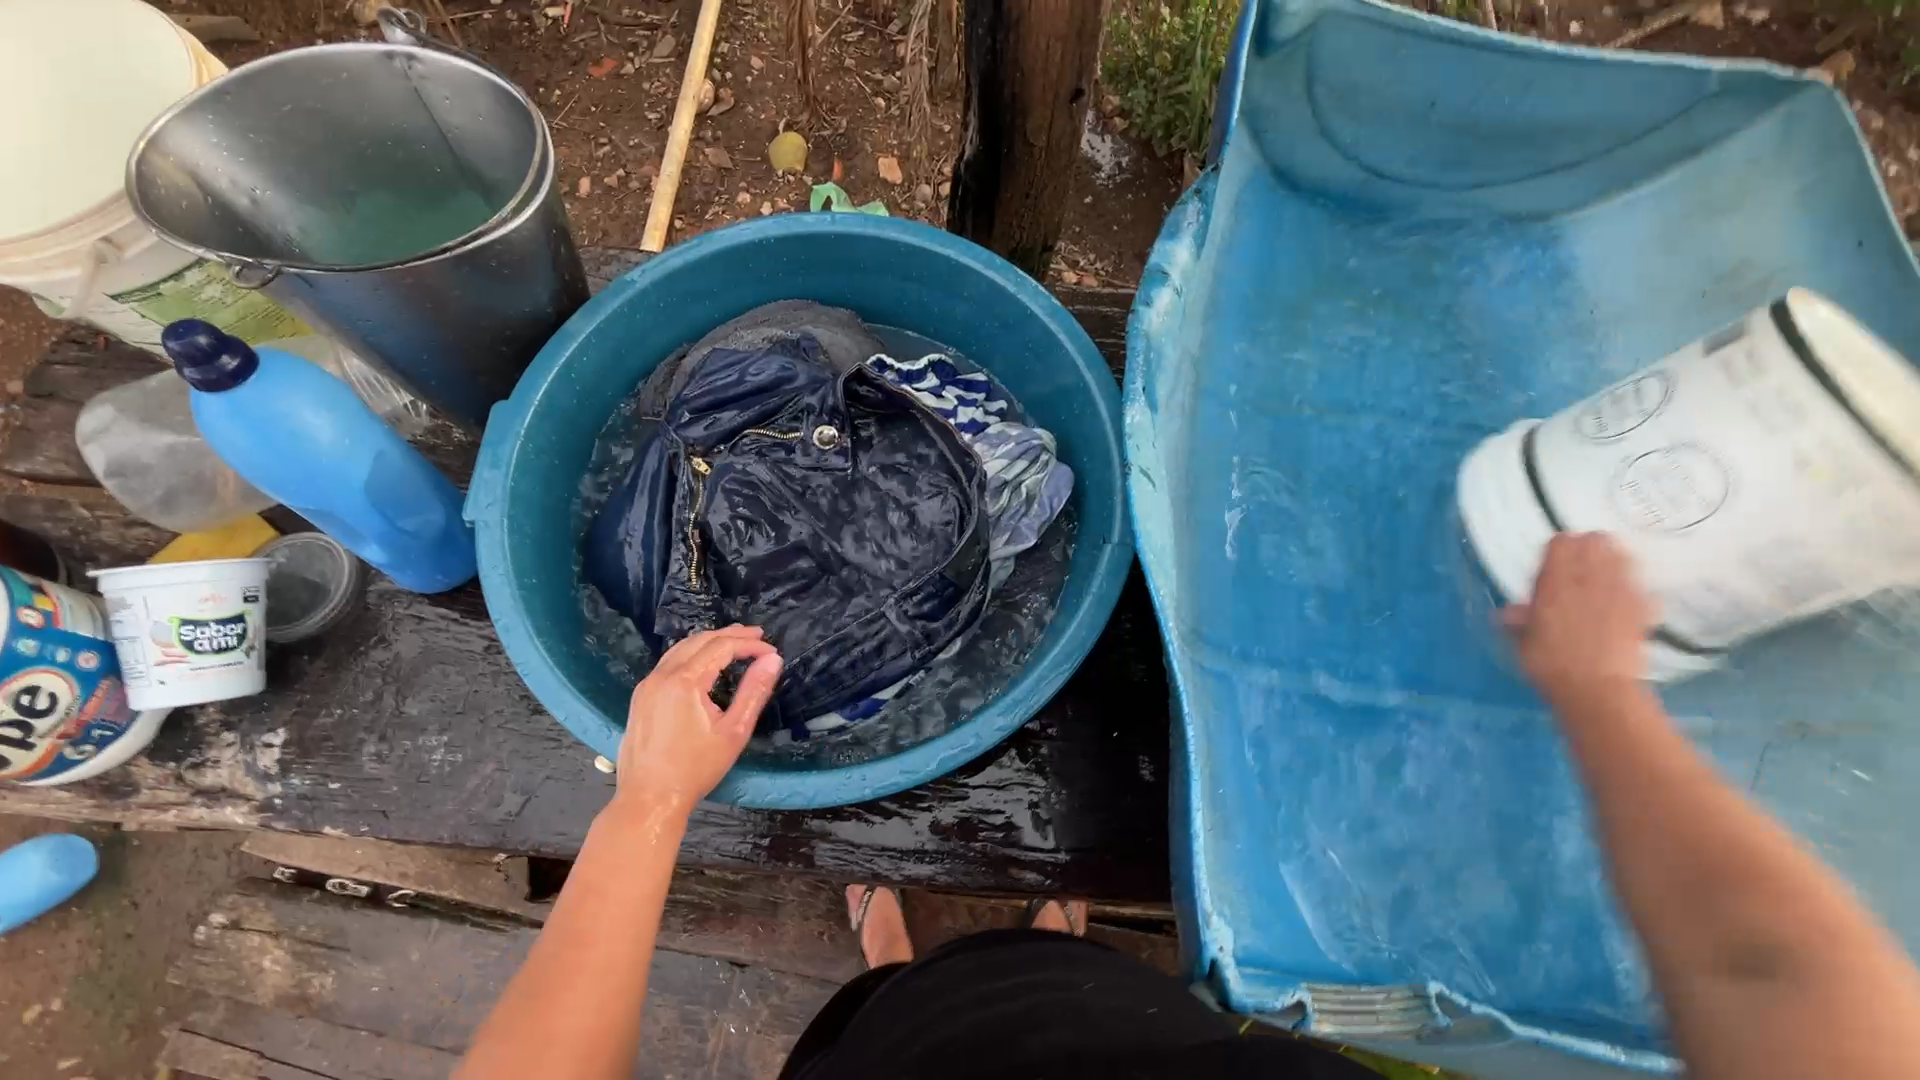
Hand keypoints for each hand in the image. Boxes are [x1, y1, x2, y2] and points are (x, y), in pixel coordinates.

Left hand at [613, 625, 781, 817]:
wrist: (649, 799)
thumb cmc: (695, 769)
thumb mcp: (734, 731)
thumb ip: (754, 692)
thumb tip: (773, 660)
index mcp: (684, 682)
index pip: (721, 647)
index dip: (749, 645)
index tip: (771, 651)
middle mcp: (661, 676)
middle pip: (699, 641)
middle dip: (730, 635)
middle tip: (757, 636)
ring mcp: (647, 686)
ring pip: (680, 649)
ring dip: (709, 642)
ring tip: (734, 643)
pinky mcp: (641, 698)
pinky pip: (668, 663)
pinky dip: (691, 655)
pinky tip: (704, 664)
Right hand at [1502, 532, 1653, 703]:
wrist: (1597, 690)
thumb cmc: (1549, 665)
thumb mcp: (1523, 642)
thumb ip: (1519, 621)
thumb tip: (1512, 611)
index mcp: (1555, 584)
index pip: (1561, 544)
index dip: (1558, 547)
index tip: (1554, 558)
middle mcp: (1588, 582)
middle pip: (1595, 542)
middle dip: (1589, 546)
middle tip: (1581, 560)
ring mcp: (1619, 593)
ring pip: (1621, 556)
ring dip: (1612, 558)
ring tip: (1605, 570)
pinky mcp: (1642, 608)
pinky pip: (1640, 583)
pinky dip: (1632, 583)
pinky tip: (1626, 593)